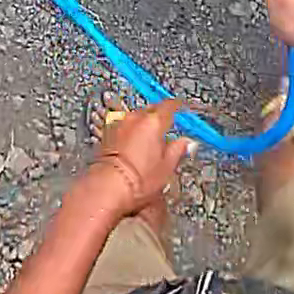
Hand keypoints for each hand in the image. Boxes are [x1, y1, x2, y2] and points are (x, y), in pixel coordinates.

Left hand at [88, 100, 192, 218]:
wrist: (106, 188)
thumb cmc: (137, 180)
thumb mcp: (166, 167)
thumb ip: (178, 149)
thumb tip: (187, 143)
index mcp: (154, 121)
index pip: (170, 105)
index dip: (178, 106)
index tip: (182, 109)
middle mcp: (136, 118)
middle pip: (152, 109)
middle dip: (161, 115)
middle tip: (168, 127)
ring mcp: (120, 124)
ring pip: (137, 117)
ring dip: (145, 124)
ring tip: (150, 141)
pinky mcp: (108, 134)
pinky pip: (125, 126)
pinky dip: (132, 132)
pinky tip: (134, 146)